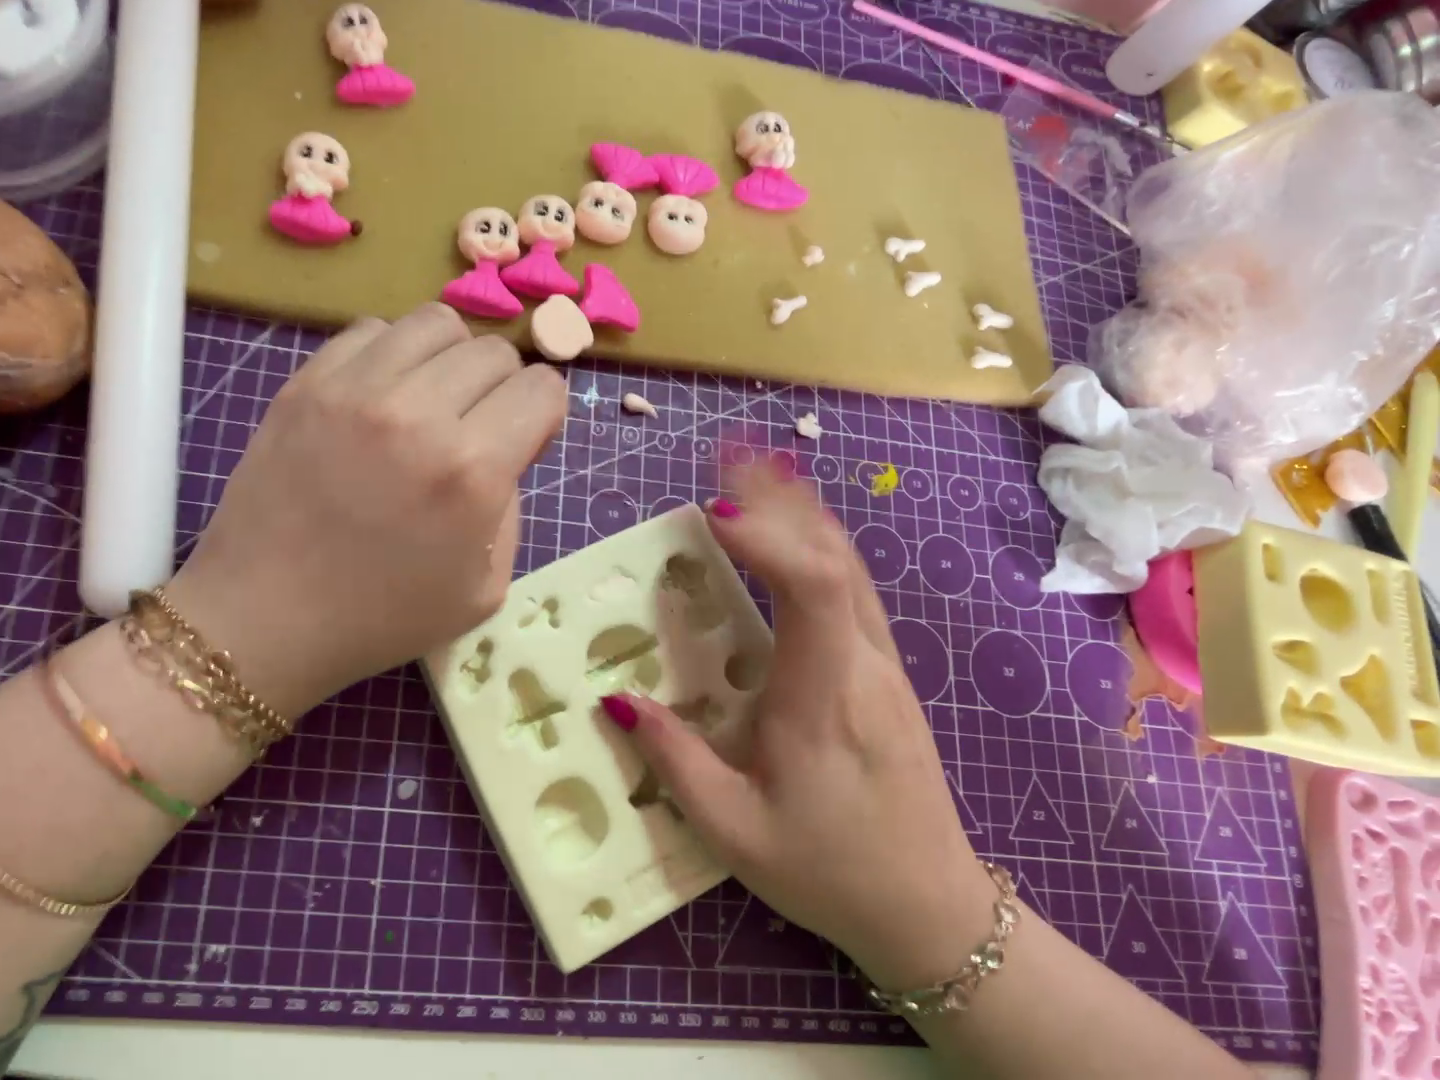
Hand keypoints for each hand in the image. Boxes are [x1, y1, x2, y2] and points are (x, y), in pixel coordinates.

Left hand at [166, 304, 567, 714]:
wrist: (266, 618)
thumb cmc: (381, 618)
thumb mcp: (483, 590)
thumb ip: (511, 509)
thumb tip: (504, 451)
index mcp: (472, 472)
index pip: (542, 388)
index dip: (540, 417)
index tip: (518, 444)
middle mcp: (418, 414)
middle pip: (494, 351)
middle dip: (499, 390)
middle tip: (471, 431)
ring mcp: (354, 390)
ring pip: (435, 324)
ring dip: (448, 361)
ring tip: (428, 402)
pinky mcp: (305, 383)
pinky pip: (372, 331)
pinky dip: (390, 356)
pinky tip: (379, 398)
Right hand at [607, 457, 996, 991]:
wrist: (932, 910)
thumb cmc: (829, 872)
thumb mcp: (734, 831)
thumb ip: (675, 761)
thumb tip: (617, 699)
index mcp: (825, 700)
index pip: (814, 591)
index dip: (770, 541)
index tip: (714, 516)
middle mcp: (865, 667)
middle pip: (836, 558)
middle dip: (780, 500)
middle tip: (724, 458)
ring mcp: (885, 668)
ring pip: (850, 568)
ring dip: (801, 514)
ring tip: (752, 472)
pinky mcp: (886, 676)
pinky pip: (854, 590)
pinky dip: (817, 547)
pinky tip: (792, 534)